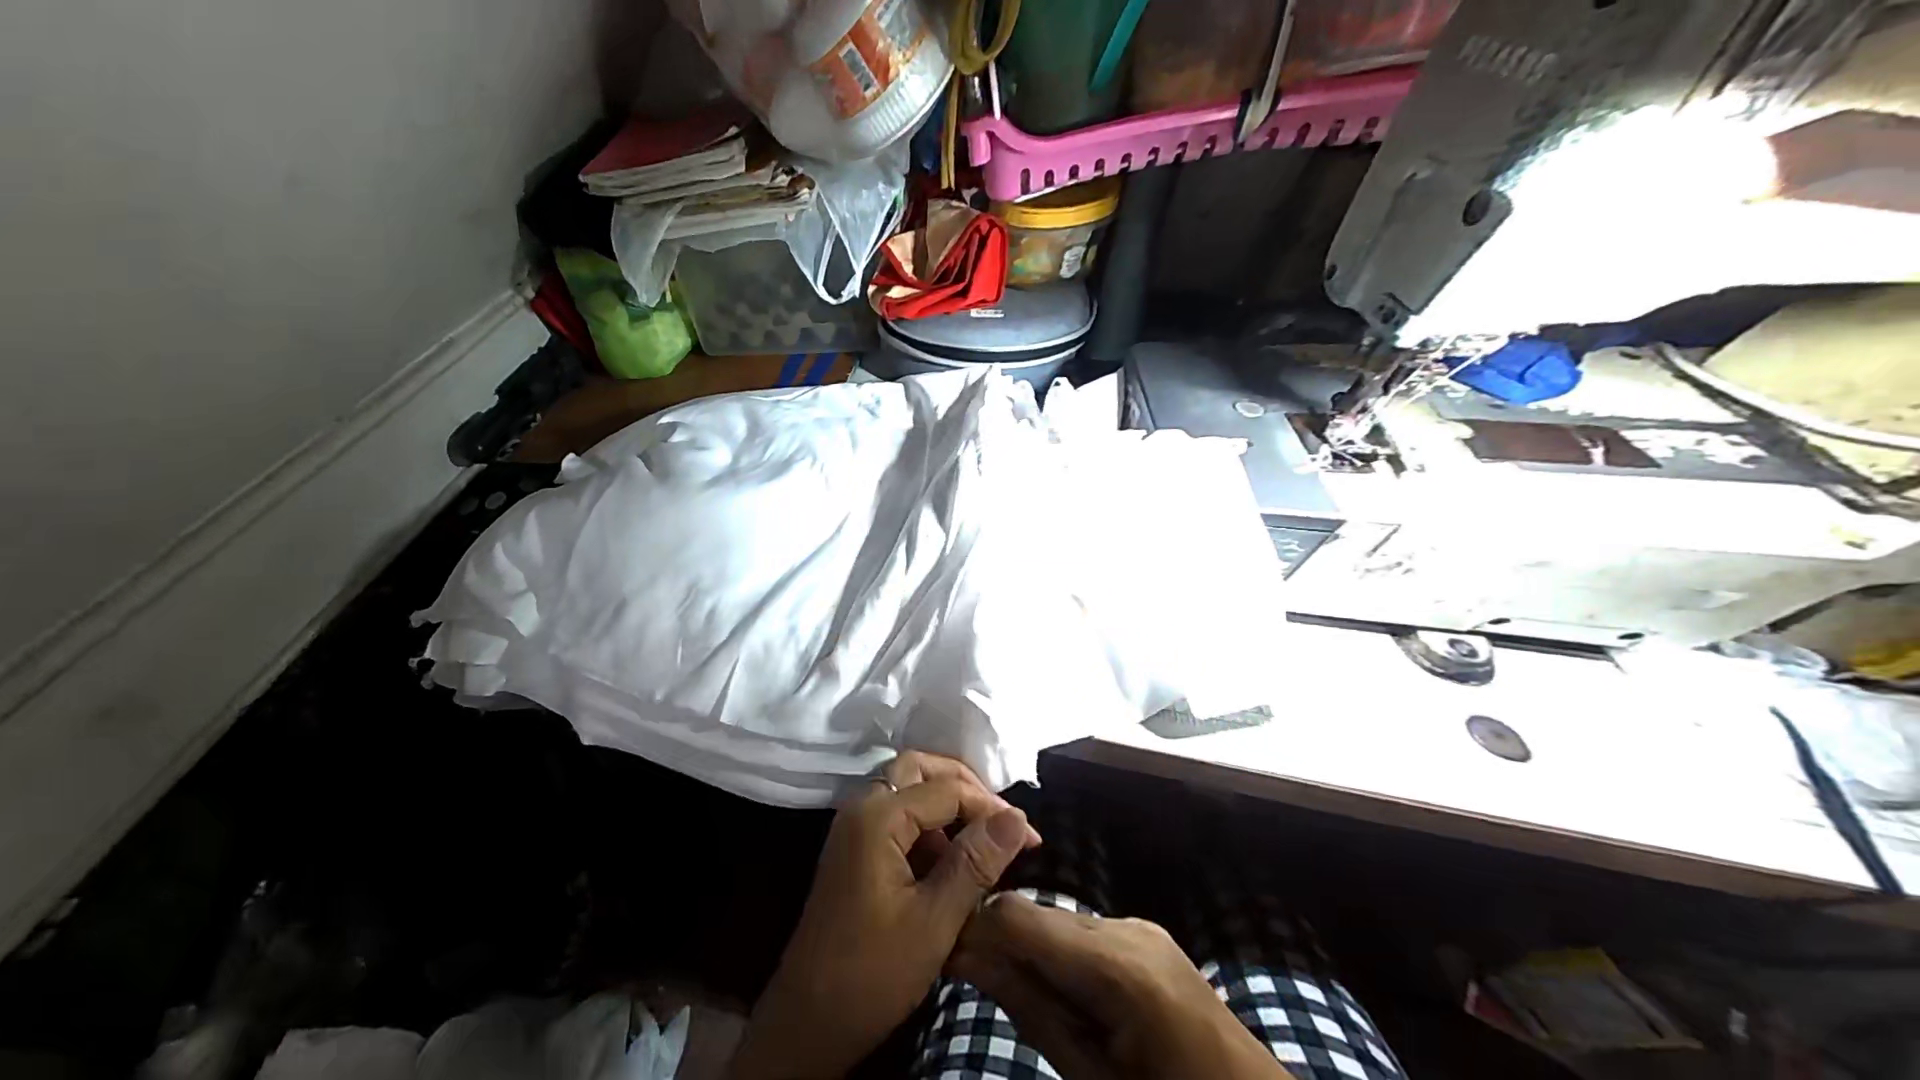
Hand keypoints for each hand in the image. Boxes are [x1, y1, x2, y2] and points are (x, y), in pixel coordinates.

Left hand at [727, 752, 1040, 1079]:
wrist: (808, 1024)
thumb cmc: (872, 974)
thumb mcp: (935, 920)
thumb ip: (975, 862)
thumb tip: (1018, 817)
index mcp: (876, 817)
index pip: (947, 788)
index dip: (993, 808)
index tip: (1031, 840)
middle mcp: (861, 809)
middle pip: (920, 770)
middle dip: (967, 787)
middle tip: (1003, 822)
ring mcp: (854, 829)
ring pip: (908, 790)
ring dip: (949, 806)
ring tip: (986, 843)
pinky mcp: (856, 851)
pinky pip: (898, 817)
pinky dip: (930, 827)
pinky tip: (954, 861)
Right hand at [950, 893, 1296, 1079]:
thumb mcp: (1089, 1075)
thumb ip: (1028, 1008)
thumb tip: (964, 956)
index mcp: (1116, 963)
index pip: (1016, 916)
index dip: (971, 929)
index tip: (940, 956)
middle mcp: (1127, 927)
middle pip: (1037, 915)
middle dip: (996, 940)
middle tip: (965, 979)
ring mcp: (1142, 927)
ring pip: (1058, 922)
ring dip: (1027, 949)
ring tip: (1010, 992)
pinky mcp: (1148, 936)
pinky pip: (1085, 934)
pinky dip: (1058, 956)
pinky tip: (1056, 993)